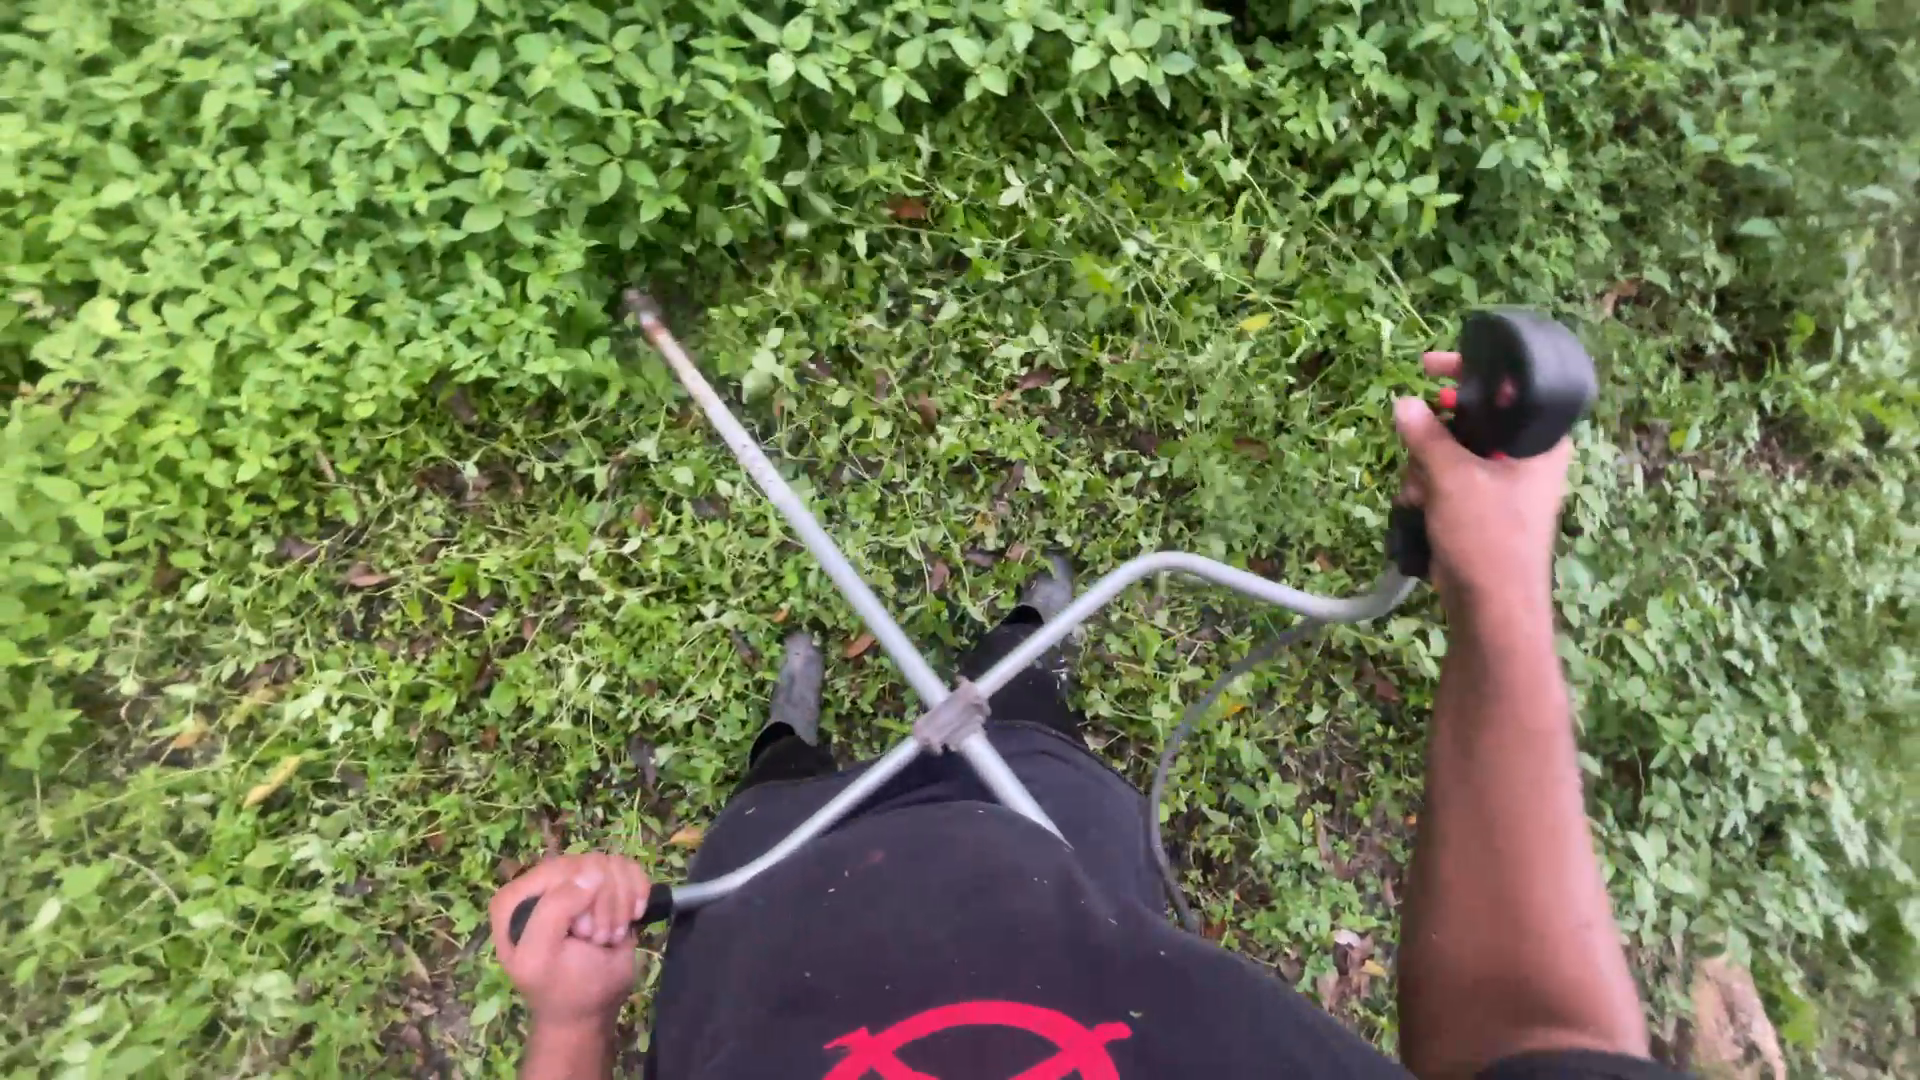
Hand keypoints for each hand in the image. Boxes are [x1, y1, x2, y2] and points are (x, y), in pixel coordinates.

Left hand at [488, 853, 650, 1030]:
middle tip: (599, 937)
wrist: (594, 1007)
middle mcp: (544, 883)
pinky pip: (630, 866)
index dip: (579, 897)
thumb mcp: (540, 958)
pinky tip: (632, 916)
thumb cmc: (562, 987)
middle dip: (605, 902)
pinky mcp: (607, 884)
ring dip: (622, 902)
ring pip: (613, 864)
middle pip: (590, 864)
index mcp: (515, 899)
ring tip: (611, 934)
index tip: (581, 931)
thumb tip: (591, 874)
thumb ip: (552, 912)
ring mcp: (578, 881)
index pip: (559, 870)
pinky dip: (638, 891)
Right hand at [1395, 350, 1571, 612]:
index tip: (1429, 366)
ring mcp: (1500, 482)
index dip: (1469, 372)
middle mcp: (1524, 456)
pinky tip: (1419, 507)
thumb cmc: (1486, 536)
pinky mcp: (1478, 504)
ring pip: (1447, 452)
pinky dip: (1425, 488)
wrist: (1490, 602)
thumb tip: (1403, 403)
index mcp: (1540, 441)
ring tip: (1420, 495)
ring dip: (1423, 470)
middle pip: (1467, 421)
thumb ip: (1427, 436)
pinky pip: (1443, 479)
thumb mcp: (1452, 479)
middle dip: (1432, 439)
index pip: (1508, 387)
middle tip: (1418, 454)